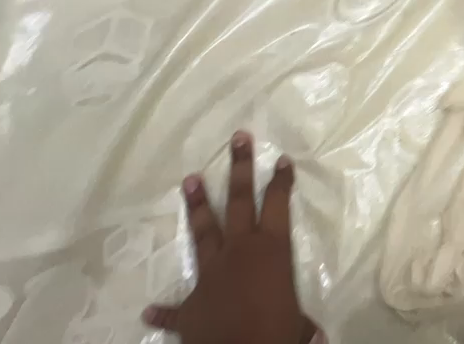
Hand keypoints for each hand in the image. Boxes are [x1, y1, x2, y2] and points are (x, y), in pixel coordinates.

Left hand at [141, 132, 316, 343]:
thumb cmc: (278, 336)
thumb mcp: (299, 327)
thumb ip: (301, 325)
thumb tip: (314, 337)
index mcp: (271, 250)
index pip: (279, 204)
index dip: (282, 181)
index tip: (282, 160)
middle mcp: (240, 252)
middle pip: (240, 201)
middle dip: (240, 168)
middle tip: (237, 138)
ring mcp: (211, 276)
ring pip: (204, 232)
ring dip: (198, 206)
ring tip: (190, 179)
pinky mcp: (190, 308)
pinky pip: (174, 310)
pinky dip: (164, 311)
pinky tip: (149, 309)